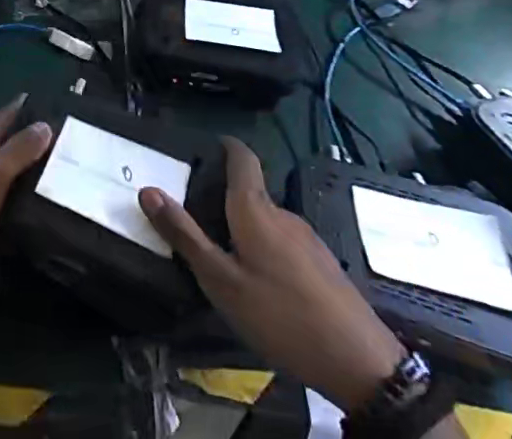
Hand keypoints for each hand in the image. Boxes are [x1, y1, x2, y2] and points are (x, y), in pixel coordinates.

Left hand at [0, 94, 53, 296]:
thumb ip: (19, 148)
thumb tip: (44, 123)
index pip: (5, 116)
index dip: (26, 108)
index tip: (55, 103)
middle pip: (7, 141)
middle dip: (33, 139)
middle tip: (70, 141)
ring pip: (7, 169)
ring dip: (30, 168)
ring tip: (65, 172)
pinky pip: (6, 194)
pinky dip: (22, 194)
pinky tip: (42, 203)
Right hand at [139, 138, 405, 411]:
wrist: (363, 366)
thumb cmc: (281, 316)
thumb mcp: (221, 280)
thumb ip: (184, 235)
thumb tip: (148, 190)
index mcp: (256, 211)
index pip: (243, 159)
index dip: (226, 146)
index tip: (206, 145)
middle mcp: (284, 215)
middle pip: (249, 193)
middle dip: (220, 199)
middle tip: (191, 219)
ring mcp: (308, 240)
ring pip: (265, 220)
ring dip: (241, 227)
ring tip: (218, 254)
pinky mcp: (323, 265)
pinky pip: (282, 241)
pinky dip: (261, 247)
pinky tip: (255, 280)